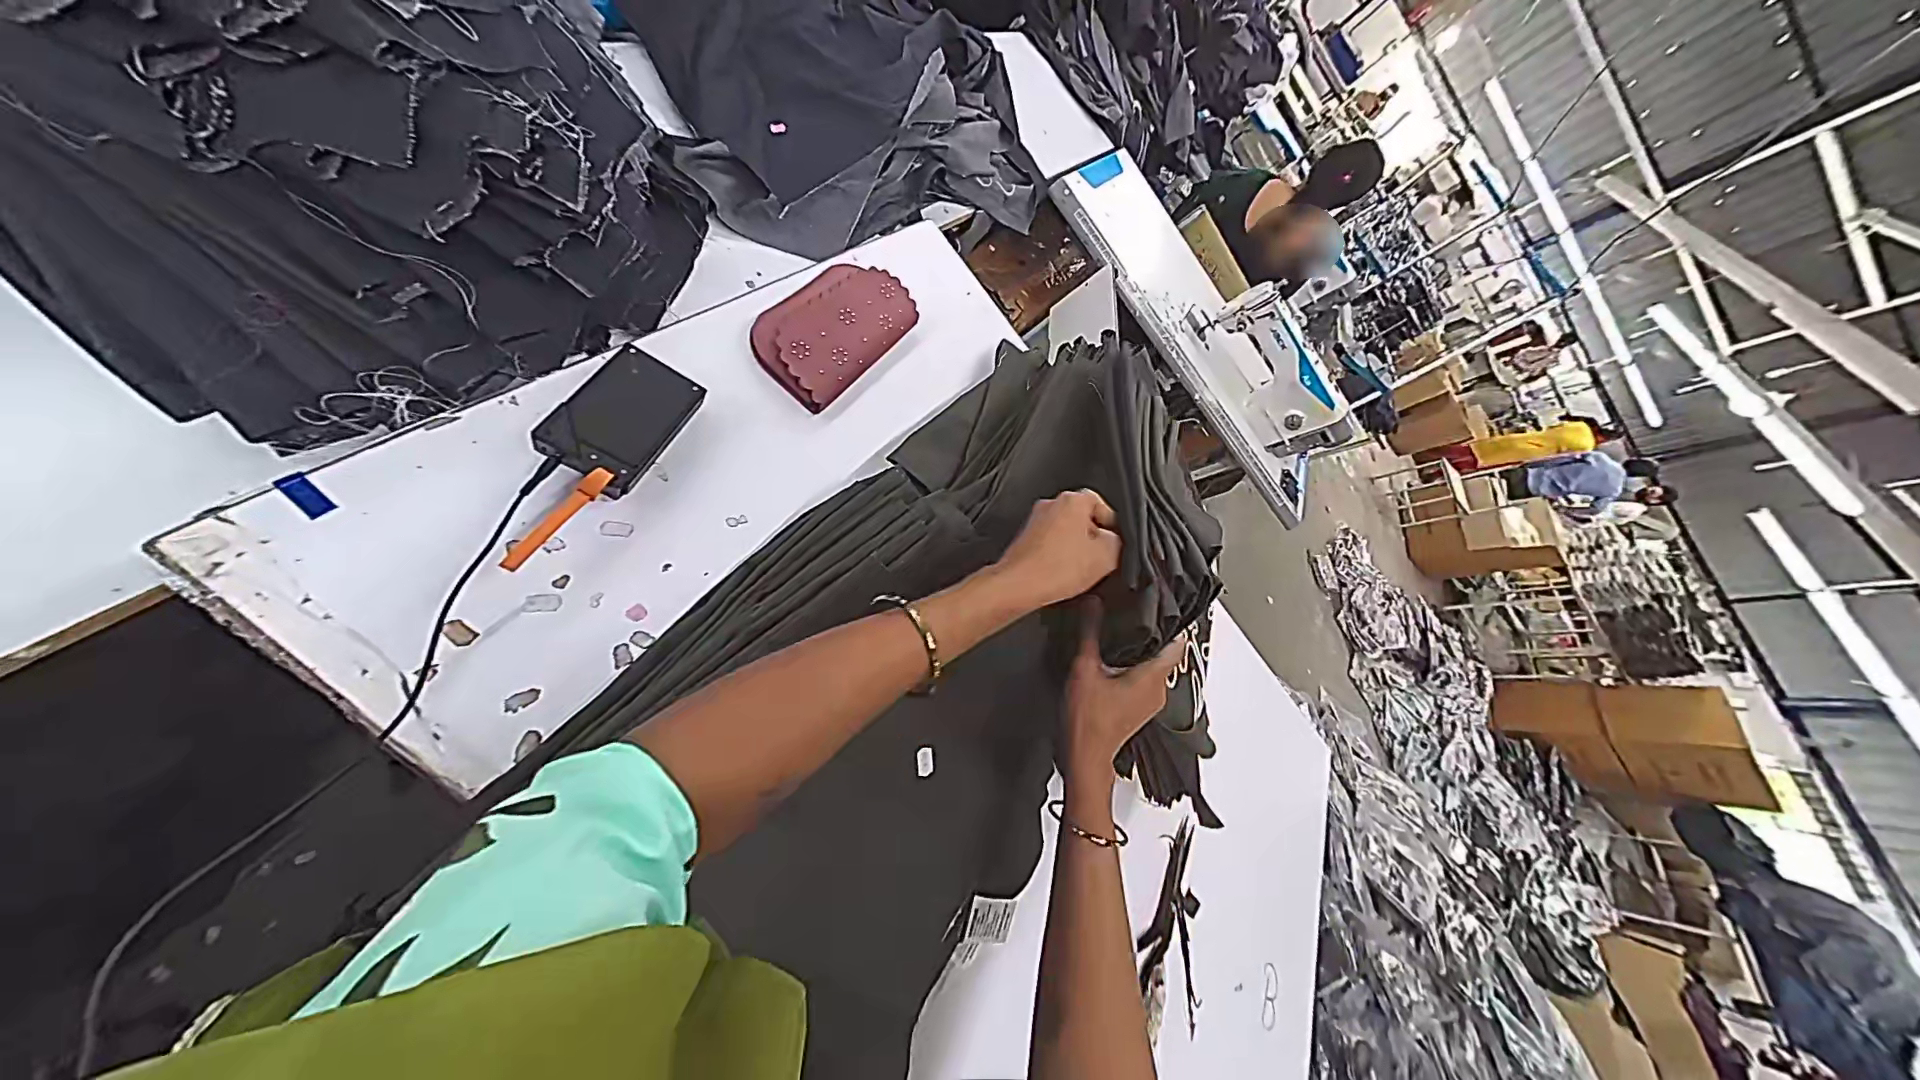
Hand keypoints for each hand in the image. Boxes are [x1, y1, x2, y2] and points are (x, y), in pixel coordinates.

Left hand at [992, 490, 1122, 611]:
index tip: (1117, 543)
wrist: (1018, 585)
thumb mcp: (1106, 556)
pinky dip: (1058, 556)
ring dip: (1075, 549)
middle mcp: (1051, 505)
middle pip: (1083, 519)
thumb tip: (1114, 541)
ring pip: (1066, 533)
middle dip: (1093, 539)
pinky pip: (1050, 545)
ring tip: (1080, 570)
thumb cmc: (1056, 568)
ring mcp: (1035, 522)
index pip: (1103, 505)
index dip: (1113, 527)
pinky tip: (1062, 574)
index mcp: (1072, 500)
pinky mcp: (1025, 540)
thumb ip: (1118, 542)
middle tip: (1100, 559)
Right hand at [1062, 597, 1184, 779]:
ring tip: (1119, 636)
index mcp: (1153, 678)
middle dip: (1149, 635)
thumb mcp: (1084, 669)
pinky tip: (1111, 665)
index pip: (1177, 642)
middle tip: (1132, 615)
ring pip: (1152, 668)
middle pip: (1163, 653)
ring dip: (1139, 653)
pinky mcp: (1137, 710)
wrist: (1084, 757)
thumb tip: (1093, 606)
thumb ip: (1089, 632)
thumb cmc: (1088, 723)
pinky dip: (1132, 670)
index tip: (1160, 606)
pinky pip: (1142, 682)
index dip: (1170, 621)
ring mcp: (1149, 703)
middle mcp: (1158, 691)